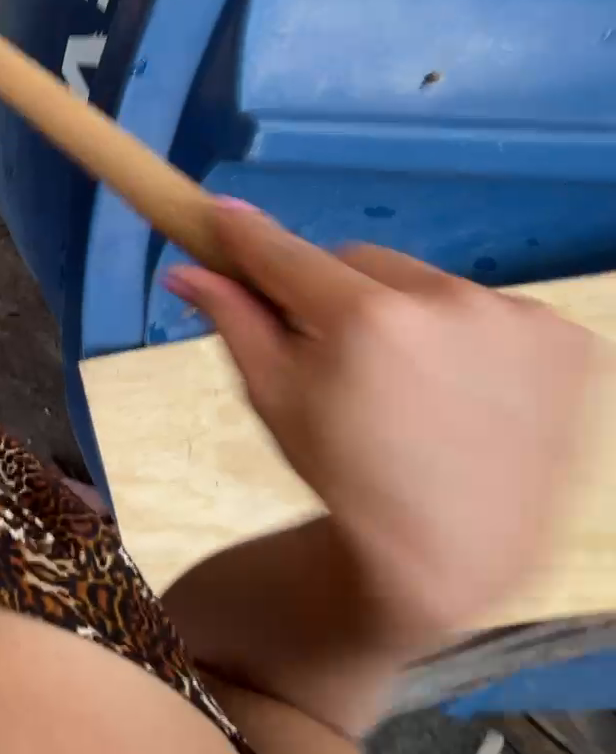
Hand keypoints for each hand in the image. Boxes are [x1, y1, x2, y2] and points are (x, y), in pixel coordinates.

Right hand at [167, 201, 596, 636]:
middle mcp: (446, 300)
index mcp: (364, 318)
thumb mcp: (268, 391)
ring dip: (392, 306)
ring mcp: (517, 317)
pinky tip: (449, 381)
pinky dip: (452, 328)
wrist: (450, 542)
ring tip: (393, 372)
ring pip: (419, 281)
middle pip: (355, 260)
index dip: (247, 234)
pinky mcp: (569, 338)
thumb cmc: (337, 466)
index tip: (219, 211)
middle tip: (319, 339)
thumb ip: (232, 318)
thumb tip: (185, 271)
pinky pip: (480, 306)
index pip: (287, 254)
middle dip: (327, 287)